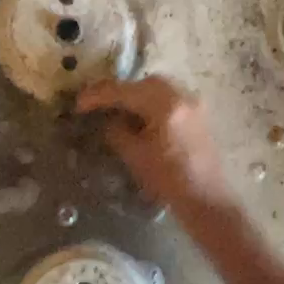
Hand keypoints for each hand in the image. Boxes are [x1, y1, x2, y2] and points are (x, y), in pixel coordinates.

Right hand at [77, 77, 236, 216]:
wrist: (206, 201)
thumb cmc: (168, 180)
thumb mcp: (134, 155)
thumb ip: (116, 130)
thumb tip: (107, 119)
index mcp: (164, 104)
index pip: (123, 91)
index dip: (97, 96)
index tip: (78, 104)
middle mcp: (181, 95)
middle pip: (142, 83)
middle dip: (118, 91)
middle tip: (97, 105)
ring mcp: (193, 103)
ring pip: (157, 88)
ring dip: (135, 96)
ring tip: (116, 111)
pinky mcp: (197, 114)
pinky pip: (169, 98)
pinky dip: (151, 102)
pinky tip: (139, 117)